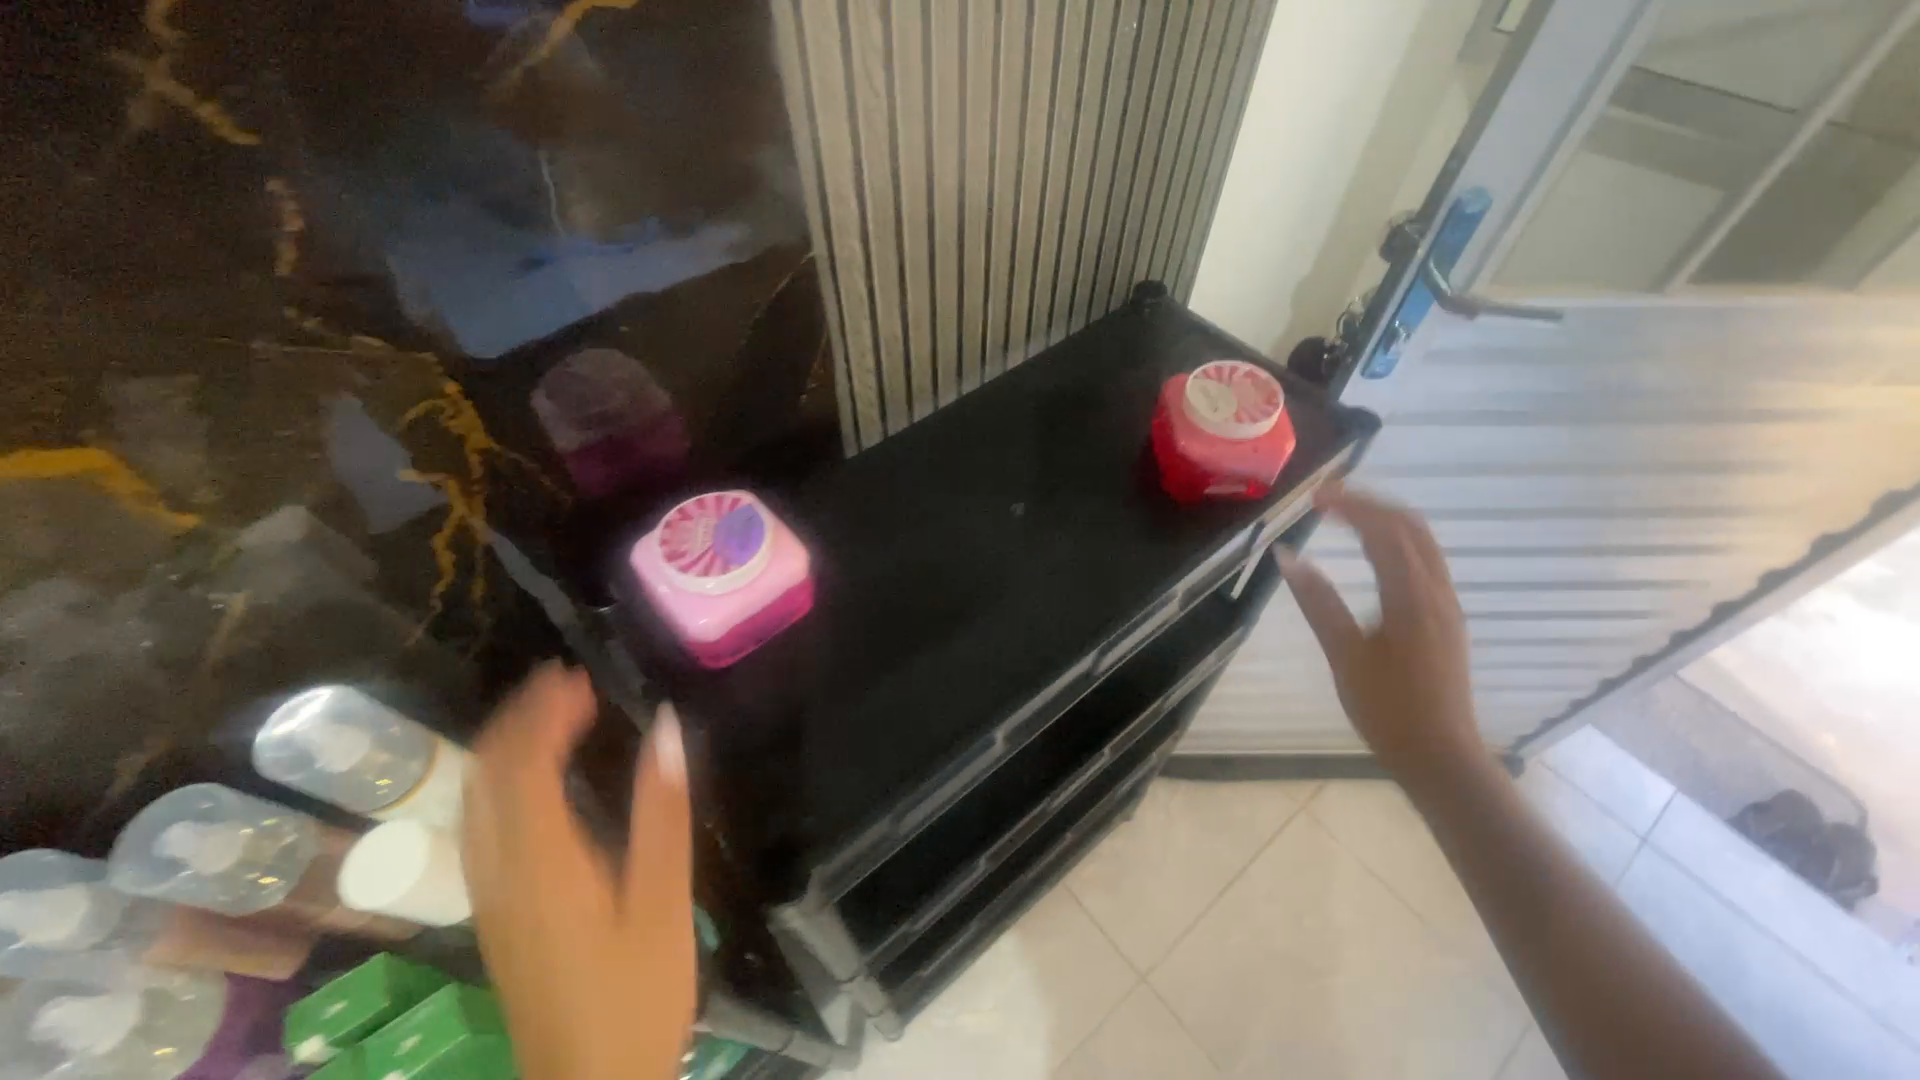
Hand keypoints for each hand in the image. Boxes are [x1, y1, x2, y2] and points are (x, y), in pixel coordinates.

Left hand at [463, 663, 694, 1079]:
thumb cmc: (638, 994)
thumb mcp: (665, 901)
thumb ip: (663, 811)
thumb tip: (666, 728)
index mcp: (542, 861)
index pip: (520, 762)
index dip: (544, 711)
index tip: (582, 678)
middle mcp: (499, 871)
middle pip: (485, 774)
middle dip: (518, 718)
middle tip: (565, 684)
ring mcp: (490, 896)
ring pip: (474, 801)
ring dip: (505, 747)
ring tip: (551, 717)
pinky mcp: (497, 915)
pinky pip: (481, 827)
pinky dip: (502, 784)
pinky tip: (537, 784)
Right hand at [1278, 484, 1484, 785]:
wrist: (1440, 755)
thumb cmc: (1387, 710)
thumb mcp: (1344, 655)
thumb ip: (1318, 601)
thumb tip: (1287, 556)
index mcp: (1411, 597)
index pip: (1383, 531)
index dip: (1349, 506)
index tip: (1313, 497)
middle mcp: (1437, 592)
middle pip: (1411, 526)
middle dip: (1371, 504)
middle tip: (1328, 500)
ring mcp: (1446, 606)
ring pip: (1423, 543)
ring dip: (1387, 520)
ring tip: (1347, 518)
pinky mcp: (1446, 620)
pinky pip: (1426, 562)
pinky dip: (1398, 543)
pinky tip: (1373, 555)